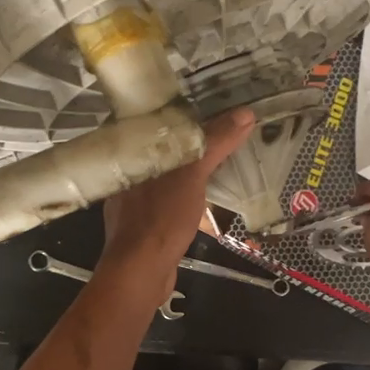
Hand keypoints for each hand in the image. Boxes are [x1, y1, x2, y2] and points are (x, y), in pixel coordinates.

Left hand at [100, 107, 254, 299]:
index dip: (173, 105)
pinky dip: (183, 191)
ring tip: (215, 156)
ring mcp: (129, 195)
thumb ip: (215, 143)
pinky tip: (201, 193)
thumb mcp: (192, 174)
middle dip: (185, 137)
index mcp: (125, 149)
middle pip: (157, 143)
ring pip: (162, 171)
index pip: (147, 114)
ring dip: (186, 165)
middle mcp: (122, 168)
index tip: (202, 98)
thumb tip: (246, 114)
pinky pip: (165, 195)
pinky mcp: (140, 219)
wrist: (141, 270)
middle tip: (217, 125)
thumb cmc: (161, 216)